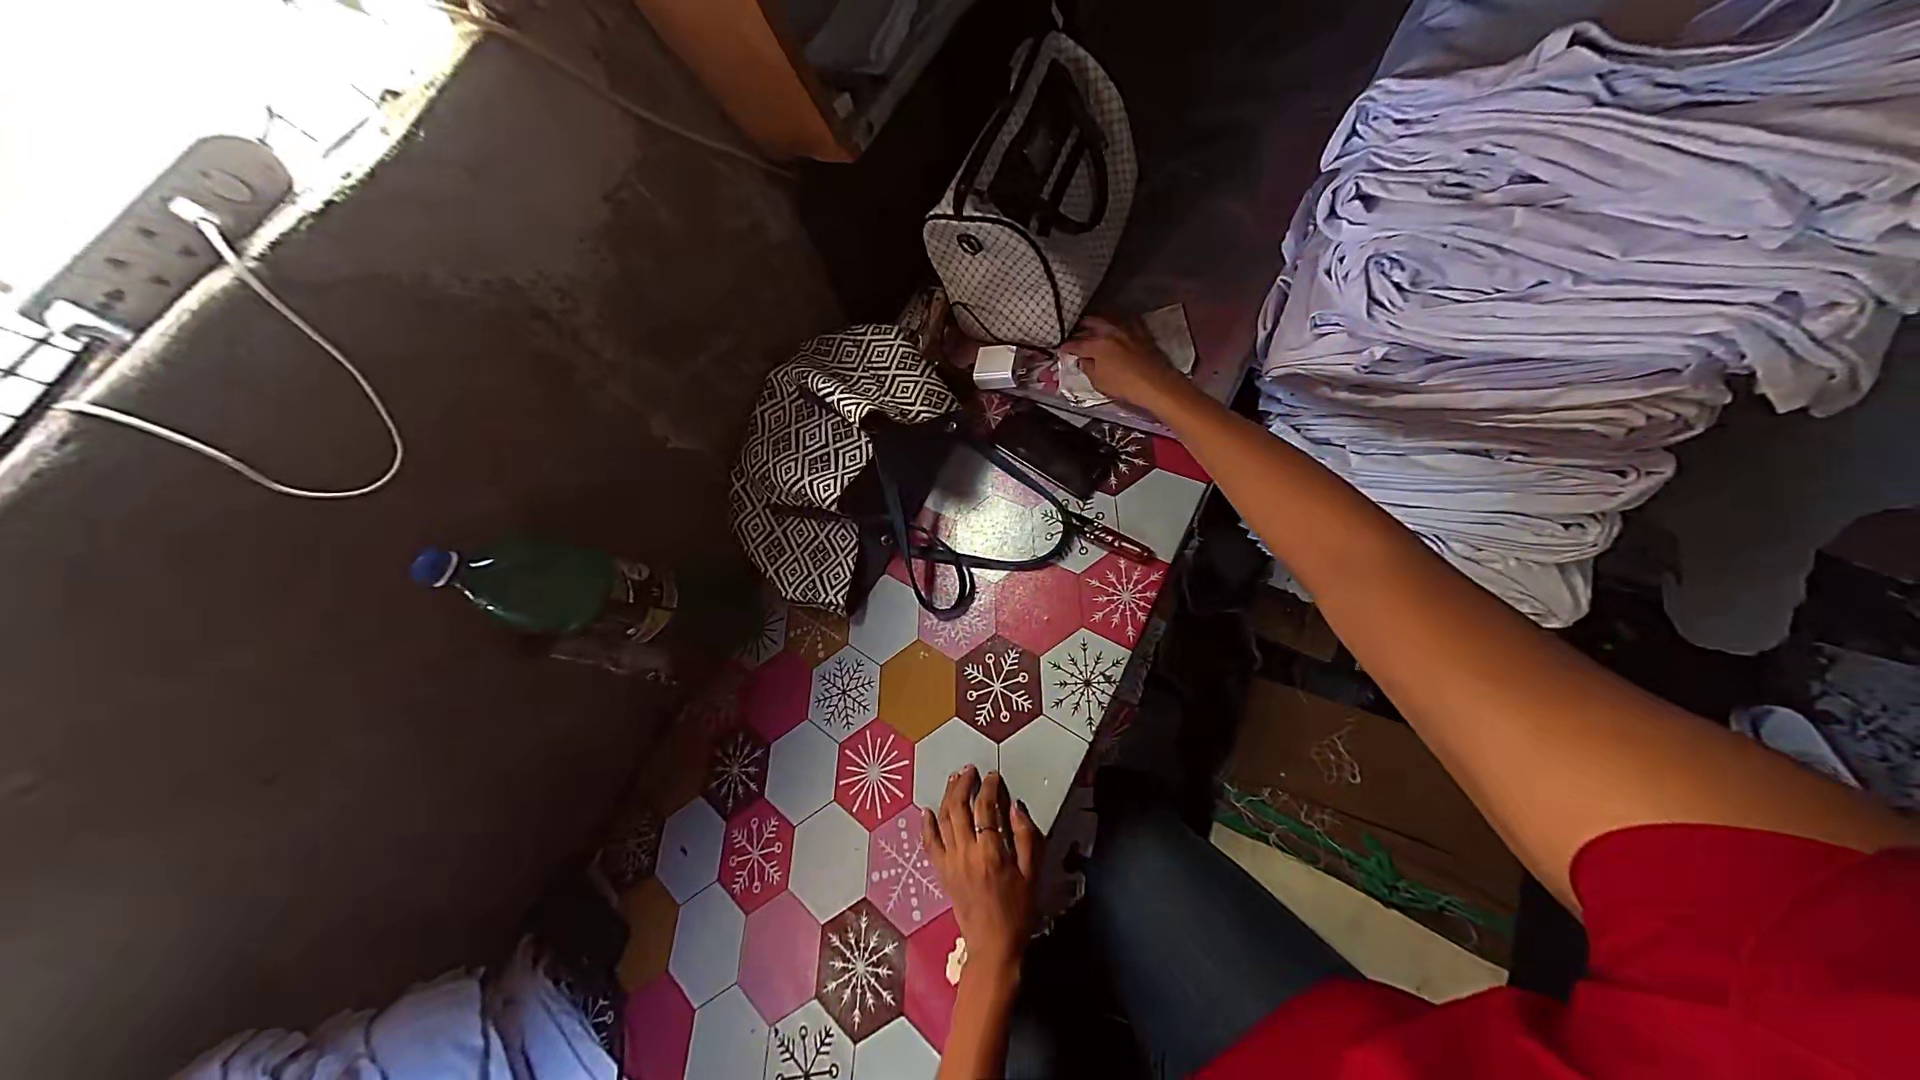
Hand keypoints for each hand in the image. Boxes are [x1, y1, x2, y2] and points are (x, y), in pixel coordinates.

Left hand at [923, 765, 1038, 975]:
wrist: (993, 945)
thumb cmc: (1017, 910)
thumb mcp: (1032, 874)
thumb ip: (1026, 837)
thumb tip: (1015, 807)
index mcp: (991, 852)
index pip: (986, 808)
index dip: (989, 787)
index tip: (993, 776)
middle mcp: (966, 852)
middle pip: (959, 807)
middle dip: (964, 784)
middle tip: (970, 770)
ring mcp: (950, 862)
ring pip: (944, 819)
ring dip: (947, 796)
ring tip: (954, 779)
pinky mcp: (941, 872)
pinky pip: (930, 843)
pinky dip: (927, 824)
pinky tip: (927, 810)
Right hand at [1066, 315, 1190, 409]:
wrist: (1156, 384)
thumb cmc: (1125, 386)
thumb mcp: (1099, 382)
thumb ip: (1088, 368)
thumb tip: (1083, 360)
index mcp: (1097, 345)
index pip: (1076, 344)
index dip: (1067, 347)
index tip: (1062, 349)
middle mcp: (1110, 331)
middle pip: (1091, 324)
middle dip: (1080, 328)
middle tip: (1075, 333)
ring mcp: (1127, 329)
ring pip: (1107, 319)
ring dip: (1097, 322)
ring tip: (1091, 326)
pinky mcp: (1140, 331)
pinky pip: (1125, 321)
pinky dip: (1116, 323)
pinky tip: (1115, 326)